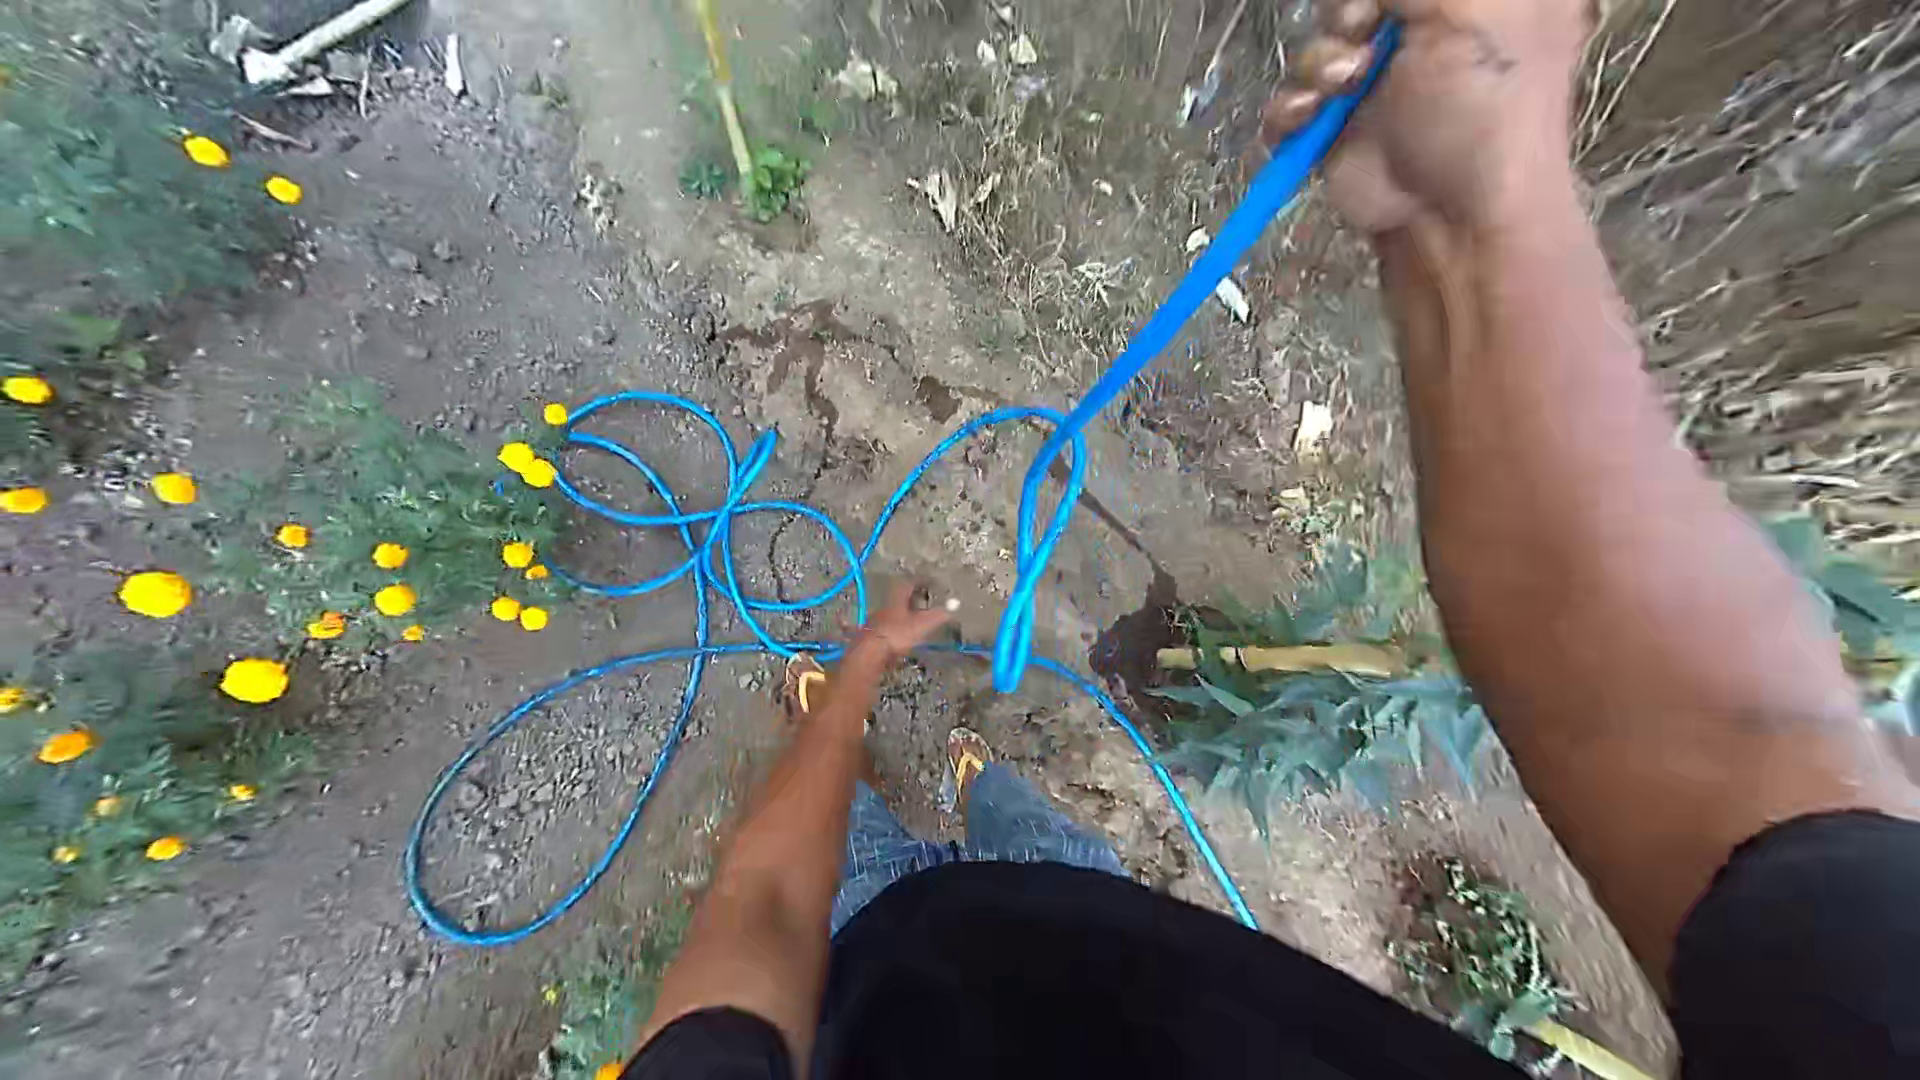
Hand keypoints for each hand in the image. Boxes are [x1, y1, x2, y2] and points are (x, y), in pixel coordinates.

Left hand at [845, 582, 953, 667]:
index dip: (920, 581)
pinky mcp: (873, 634)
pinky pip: (888, 625)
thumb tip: (954, 607)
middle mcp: (886, 605)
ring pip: (893, 611)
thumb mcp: (922, 624)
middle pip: (899, 596)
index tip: (929, 582)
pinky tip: (901, 634)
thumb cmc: (897, 634)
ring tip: (915, 618)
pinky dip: (897, 626)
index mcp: (898, 598)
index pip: (909, 583)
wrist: (870, 652)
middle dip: (911, 597)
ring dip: (903, 612)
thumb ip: (938, 615)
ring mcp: (877, 620)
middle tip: (923, 599)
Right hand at [1262, 0, 1590, 233]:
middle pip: (1348, 3)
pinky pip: (1285, 106)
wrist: (1445, 210)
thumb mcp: (1471, 8)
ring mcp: (1364, 84)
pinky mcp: (1327, 131)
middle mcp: (1412, 31)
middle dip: (1346, 12)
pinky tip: (1307, 118)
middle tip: (1362, 30)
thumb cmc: (1479, 106)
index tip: (1382, 5)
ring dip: (1317, 65)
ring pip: (1313, 49)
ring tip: (1342, 90)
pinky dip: (1287, 111)